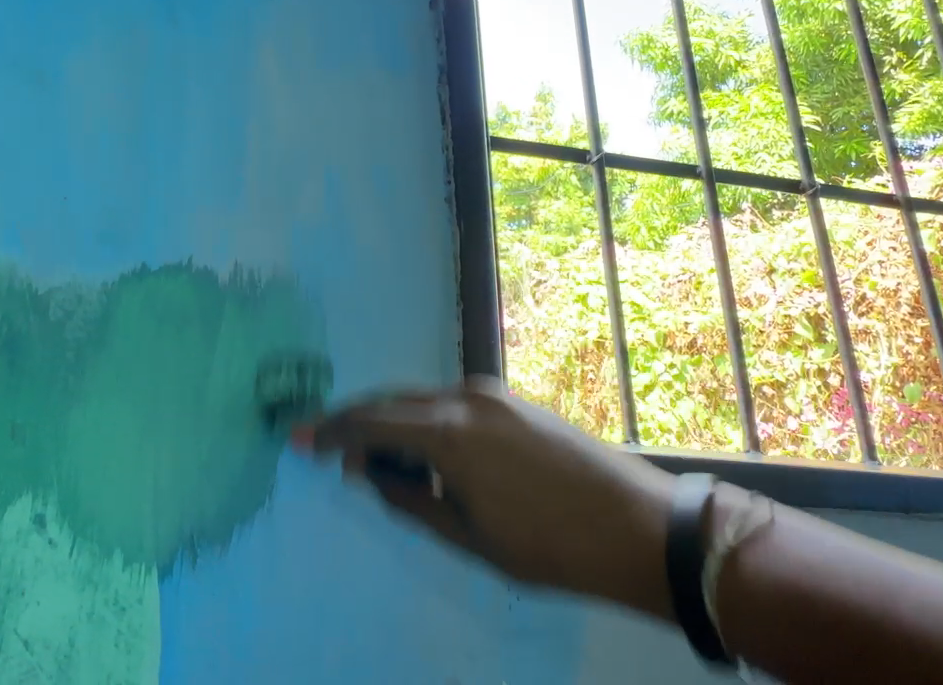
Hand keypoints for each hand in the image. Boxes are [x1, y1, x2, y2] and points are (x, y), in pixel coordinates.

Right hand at [296, 376, 676, 620]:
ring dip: (391, 422)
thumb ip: (409, 501)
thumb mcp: (470, 538)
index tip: (296, 438)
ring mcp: (488, 394)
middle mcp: (460, 398)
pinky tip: (424, 449)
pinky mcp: (510, 400)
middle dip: (355, 424)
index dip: (327, 432)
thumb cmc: (551, 546)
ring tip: (378, 458)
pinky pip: (447, 401)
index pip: (367, 423)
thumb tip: (369, 475)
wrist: (646, 530)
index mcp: (446, 434)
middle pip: (388, 402)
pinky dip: (422, 420)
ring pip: (418, 398)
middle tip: (331, 450)